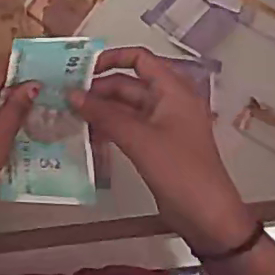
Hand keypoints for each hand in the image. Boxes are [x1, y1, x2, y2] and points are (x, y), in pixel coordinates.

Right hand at [69, 47, 255, 251]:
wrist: (207, 216)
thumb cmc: (180, 169)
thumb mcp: (139, 138)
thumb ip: (104, 114)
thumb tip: (72, 95)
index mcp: (173, 90)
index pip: (140, 59)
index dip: (112, 58)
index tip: (83, 69)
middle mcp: (169, 101)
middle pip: (129, 83)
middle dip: (100, 88)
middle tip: (67, 98)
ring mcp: (163, 124)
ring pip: (126, 106)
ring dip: (101, 109)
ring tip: (71, 115)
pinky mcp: (157, 144)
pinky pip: (128, 126)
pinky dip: (109, 127)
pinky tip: (87, 135)